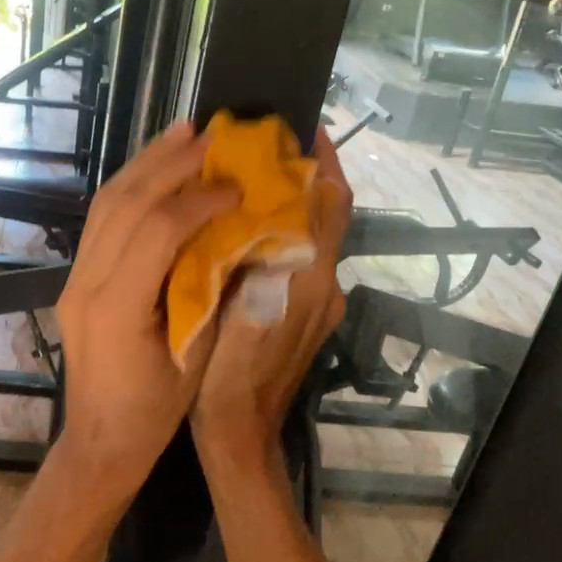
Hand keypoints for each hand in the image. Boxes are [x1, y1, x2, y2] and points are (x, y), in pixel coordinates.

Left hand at [56, 122, 236, 482]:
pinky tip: (154, 171)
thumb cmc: (155, 412)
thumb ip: (211, 296)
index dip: (198, 200)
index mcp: (118, 308)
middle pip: (125, 204)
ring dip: (146, 164)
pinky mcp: (75, 279)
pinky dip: (129, 188)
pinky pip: (100, 221)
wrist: (101, 440)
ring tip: (182, 132)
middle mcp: (87, 284)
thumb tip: (240, 241)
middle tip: (211, 135)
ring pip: (106, 205)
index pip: (155, 230)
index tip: (236, 188)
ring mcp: (74, 279)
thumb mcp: (196, 359)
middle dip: (170, 163)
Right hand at [192, 130, 352, 463]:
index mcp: (312, 278)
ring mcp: (321, 307)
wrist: (240, 432)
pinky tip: (251, 238)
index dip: (326, 164)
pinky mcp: (308, 322)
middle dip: (308, 181)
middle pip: (328, 219)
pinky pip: (304, 266)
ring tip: (252, 187)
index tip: (308, 129)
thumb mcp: (243, 307)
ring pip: (315, 242)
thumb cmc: (229, 372)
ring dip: (296, 210)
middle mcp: (328, 287)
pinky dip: (287, 240)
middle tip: (266, 153)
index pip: (333, 205)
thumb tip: (278, 206)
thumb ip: (265, 256)